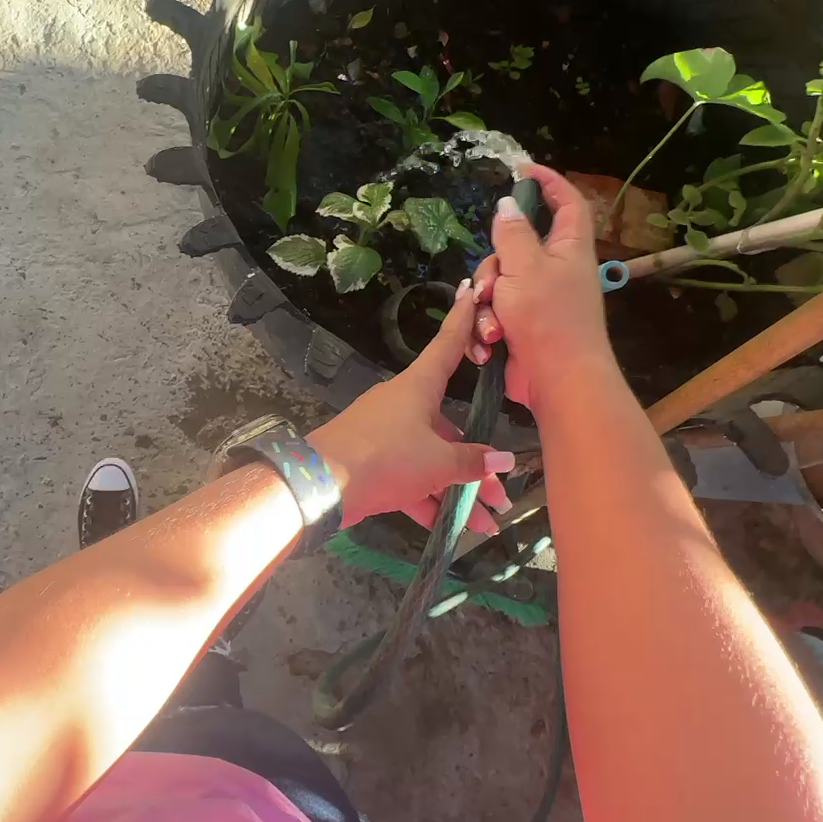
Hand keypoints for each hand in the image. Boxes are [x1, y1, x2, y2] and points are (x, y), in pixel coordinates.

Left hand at [308, 280, 515, 534]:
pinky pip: (409, 478)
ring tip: (486, 524)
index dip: (462, 322)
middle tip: (501, 497)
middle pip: (448, 427)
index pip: (446, 347)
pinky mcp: (370, 462)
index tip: (471, 292)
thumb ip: (471, 462)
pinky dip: (429, 500)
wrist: (321, 484)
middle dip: (476, 464)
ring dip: (457, 491)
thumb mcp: (438, 462)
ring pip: (430, 458)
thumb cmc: (386, 457)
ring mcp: (384, 434)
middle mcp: (402, 404)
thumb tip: (501, 459)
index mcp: (417, 388)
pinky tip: (452, 530)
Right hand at [471, 163, 615, 410]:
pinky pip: (491, 314)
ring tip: (492, 329)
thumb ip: (512, 234)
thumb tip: (508, 204)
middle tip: (489, 291)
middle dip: (491, 271)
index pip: (565, 203)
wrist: (558, 382)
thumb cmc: (549, 320)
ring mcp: (536, 300)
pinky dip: (484, 329)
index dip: (547, 183)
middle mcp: (553, 271)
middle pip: (511, 249)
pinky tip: (487, 346)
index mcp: (567, 249)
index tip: (520, 171)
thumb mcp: (525, 268)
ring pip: (494, 285)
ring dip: (484, 308)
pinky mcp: (520, 326)